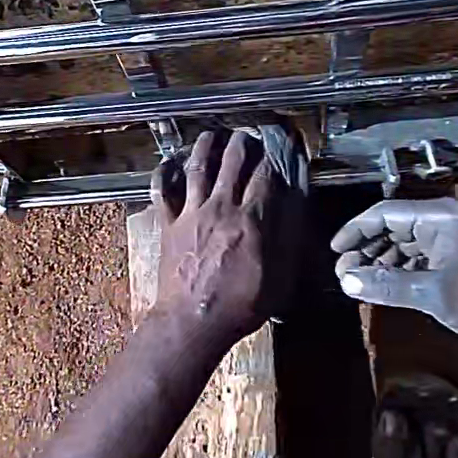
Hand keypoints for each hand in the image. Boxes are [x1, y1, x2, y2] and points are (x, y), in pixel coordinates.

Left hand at [147, 131, 296, 350]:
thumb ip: (288, 238)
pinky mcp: (168, 224)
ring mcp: (191, 213)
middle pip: (232, 163)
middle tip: (246, 135)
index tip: (279, 145)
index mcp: (251, 220)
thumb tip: (295, 207)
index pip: (265, 176)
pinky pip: (162, 192)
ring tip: (211, 134)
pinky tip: (168, 163)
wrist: (193, 322)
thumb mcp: (279, 277)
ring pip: (198, 168)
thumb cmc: (241, 305)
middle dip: (242, 143)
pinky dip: (163, 174)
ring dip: (205, 146)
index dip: (274, 157)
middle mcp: (221, 207)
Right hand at [331, 198, 457, 350]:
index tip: (335, 252)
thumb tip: (347, 282)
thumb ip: (387, 284)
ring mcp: (454, 242)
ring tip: (359, 284)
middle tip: (344, 275)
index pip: (385, 213)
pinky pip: (421, 260)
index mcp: (439, 216)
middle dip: (367, 249)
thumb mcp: (433, 292)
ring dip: (382, 263)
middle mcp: (445, 222)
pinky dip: (401, 272)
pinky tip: (385, 288)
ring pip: (407, 245)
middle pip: (394, 227)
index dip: (356, 231)